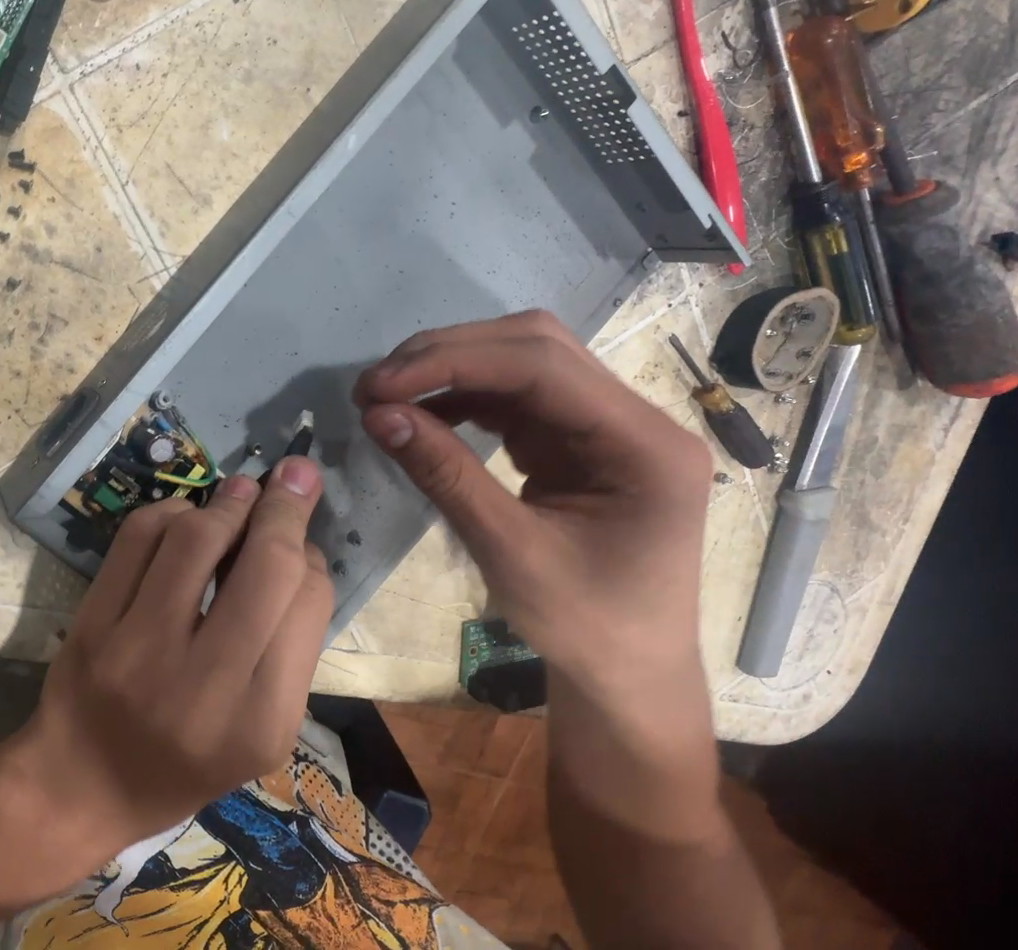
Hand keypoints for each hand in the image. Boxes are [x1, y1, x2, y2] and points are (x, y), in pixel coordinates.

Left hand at [3, 462, 332, 863]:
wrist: (84, 781)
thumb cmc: (185, 763)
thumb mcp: (259, 734)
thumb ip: (289, 650)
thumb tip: (301, 546)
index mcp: (262, 718)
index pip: (308, 604)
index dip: (313, 555)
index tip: (305, 540)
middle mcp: (205, 683)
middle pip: (265, 565)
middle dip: (285, 508)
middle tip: (293, 475)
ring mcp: (140, 647)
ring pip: (196, 538)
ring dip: (228, 502)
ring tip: (241, 492)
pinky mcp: (93, 621)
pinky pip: (139, 537)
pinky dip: (170, 512)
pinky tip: (183, 517)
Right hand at [352, 310, 712, 684]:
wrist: (625, 669)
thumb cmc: (585, 624)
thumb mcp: (509, 552)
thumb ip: (446, 475)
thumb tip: (378, 415)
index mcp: (643, 443)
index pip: (542, 367)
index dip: (453, 363)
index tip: (380, 386)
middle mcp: (632, 417)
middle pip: (534, 347)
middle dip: (447, 356)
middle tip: (375, 387)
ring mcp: (604, 424)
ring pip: (521, 362)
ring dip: (449, 371)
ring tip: (386, 397)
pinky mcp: (575, 439)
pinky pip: (513, 396)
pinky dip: (460, 398)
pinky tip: (421, 415)